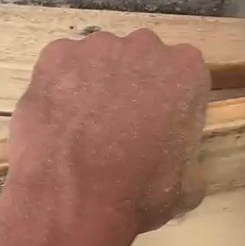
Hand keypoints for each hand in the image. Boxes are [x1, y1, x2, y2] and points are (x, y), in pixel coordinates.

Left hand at [2, 29, 210, 245]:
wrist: (78, 198)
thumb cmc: (141, 193)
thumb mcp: (188, 185)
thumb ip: (186, 155)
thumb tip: (174, 159)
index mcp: (186, 71)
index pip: (182, 77)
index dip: (168, 104)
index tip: (156, 129)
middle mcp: (145, 47)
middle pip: (141, 61)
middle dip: (132, 87)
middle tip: (119, 130)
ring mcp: (97, 47)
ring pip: (99, 61)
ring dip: (96, 86)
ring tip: (84, 131)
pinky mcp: (56, 56)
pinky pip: (61, 67)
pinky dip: (60, 89)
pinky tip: (59, 123)